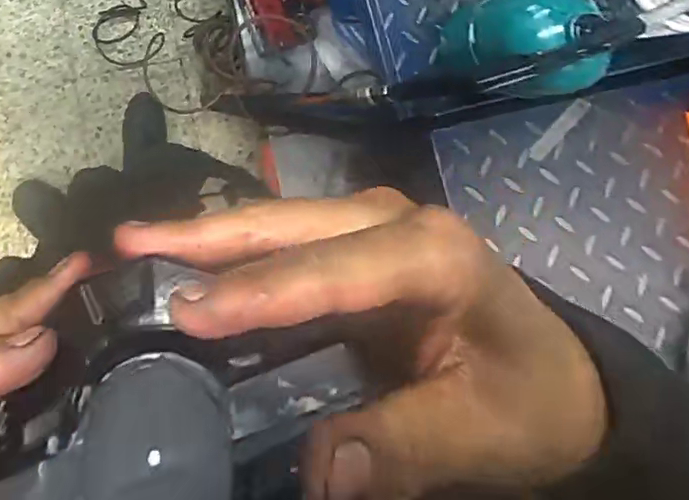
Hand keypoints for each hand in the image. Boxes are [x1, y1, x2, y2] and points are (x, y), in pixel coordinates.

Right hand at [116, 189, 606, 499]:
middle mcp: (387, 216)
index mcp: (429, 251)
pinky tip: (187, 260)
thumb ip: (401, 447)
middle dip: (203, 235)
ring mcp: (364, 219)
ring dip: (205, 235)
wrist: (561, 372)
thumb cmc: (530, 398)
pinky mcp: (348, 237)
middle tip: (127, 241)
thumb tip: (316, 472)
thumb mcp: (481, 436)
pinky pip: (280, 240)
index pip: (327, 271)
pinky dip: (230, 251)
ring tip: (138, 242)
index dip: (255, 293)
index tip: (186, 312)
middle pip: (284, 224)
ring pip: (273, 222)